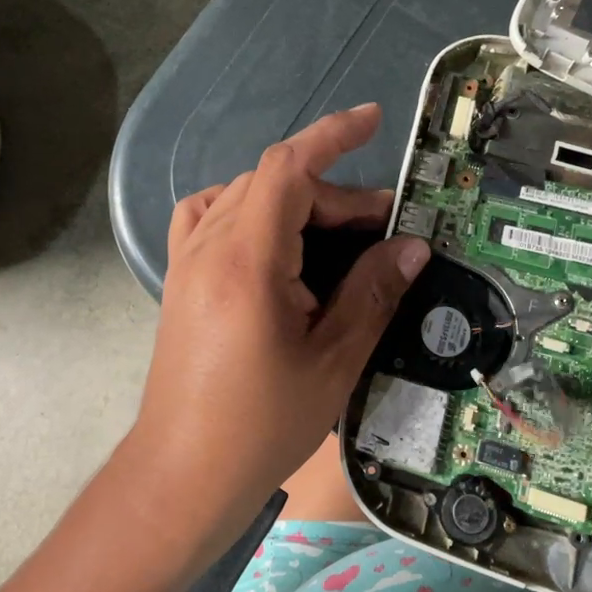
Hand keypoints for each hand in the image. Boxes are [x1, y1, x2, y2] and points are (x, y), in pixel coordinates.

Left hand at [127, 103, 430, 523]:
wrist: (182, 472)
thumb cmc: (260, 424)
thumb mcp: (332, 362)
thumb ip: (372, 294)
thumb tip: (412, 247)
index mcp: (247, 259)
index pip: (288, 168)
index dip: (332, 136)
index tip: (374, 119)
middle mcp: (209, 245)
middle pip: (275, 183)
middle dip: (333, 194)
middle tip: (382, 230)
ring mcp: (187, 259)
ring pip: (245, 195)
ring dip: (295, 201)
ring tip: (336, 233)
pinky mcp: (180, 277)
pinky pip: (211, 215)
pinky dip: (247, 208)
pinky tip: (273, 237)